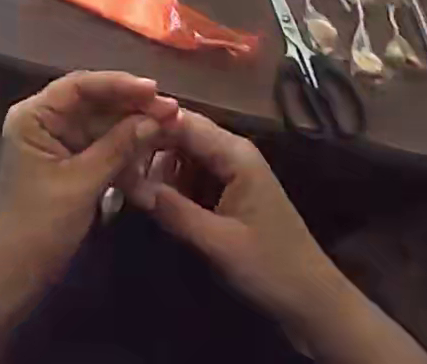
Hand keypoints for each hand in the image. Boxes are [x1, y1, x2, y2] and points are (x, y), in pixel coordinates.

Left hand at [0, 71, 178, 296]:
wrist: (15, 278)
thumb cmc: (39, 227)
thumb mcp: (81, 184)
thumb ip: (118, 147)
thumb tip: (156, 119)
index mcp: (34, 115)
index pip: (79, 86)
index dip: (118, 84)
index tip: (153, 89)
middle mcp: (45, 119)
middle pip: (94, 102)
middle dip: (132, 108)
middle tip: (172, 111)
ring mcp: (58, 140)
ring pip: (103, 124)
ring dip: (133, 131)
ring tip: (170, 131)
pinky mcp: (71, 161)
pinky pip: (103, 147)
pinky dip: (124, 155)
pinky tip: (150, 163)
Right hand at [128, 110, 352, 341]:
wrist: (315, 304)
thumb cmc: (271, 268)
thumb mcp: (218, 243)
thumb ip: (173, 210)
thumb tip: (128, 182)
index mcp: (234, 153)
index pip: (183, 122)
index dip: (148, 122)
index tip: (111, 128)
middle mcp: (232, 152)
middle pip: (182, 133)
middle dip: (150, 144)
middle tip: (114, 157)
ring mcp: (231, 170)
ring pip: (184, 153)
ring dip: (159, 165)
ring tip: (127, 178)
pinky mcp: (228, 190)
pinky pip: (192, 173)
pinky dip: (172, 182)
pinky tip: (152, 196)